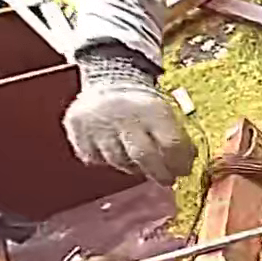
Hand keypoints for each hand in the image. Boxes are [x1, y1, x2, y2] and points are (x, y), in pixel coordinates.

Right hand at [63, 43, 197, 184]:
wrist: (111, 80)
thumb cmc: (147, 106)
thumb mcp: (169, 114)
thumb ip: (179, 138)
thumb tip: (186, 165)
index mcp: (154, 111)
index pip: (172, 144)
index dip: (180, 163)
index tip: (184, 172)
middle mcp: (124, 116)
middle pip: (144, 156)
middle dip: (159, 174)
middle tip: (167, 180)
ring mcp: (97, 122)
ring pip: (118, 160)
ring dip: (135, 169)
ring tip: (144, 166)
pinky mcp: (75, 128)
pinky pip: (94, 157)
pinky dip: (109, 161)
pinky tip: (120, 155)